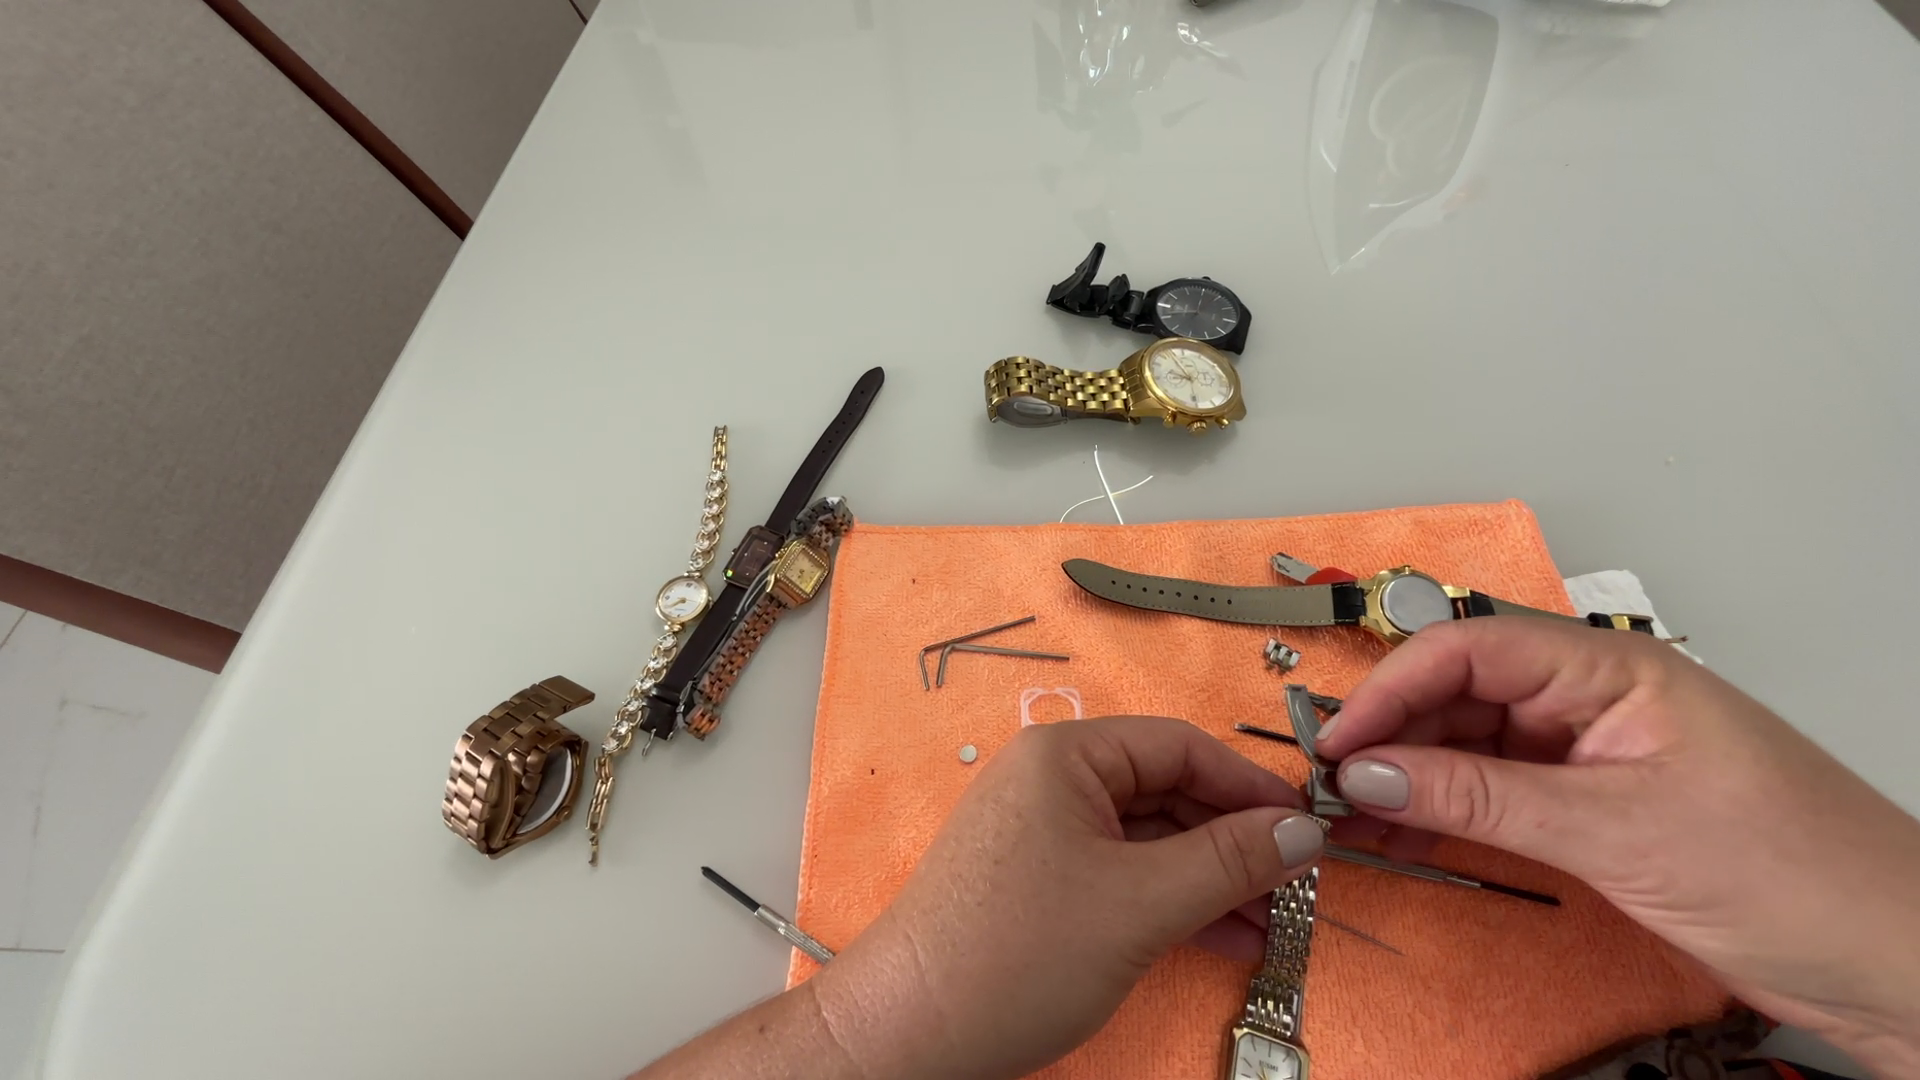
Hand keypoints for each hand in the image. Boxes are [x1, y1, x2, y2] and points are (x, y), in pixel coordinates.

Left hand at [808, 716, 1320, 1079]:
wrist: (914, 1029)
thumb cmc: (1023, 948)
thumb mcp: (1140, 902)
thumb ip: (1229, 861)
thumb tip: (1304, 831)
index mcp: (1066, 752)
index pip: (1177, 745)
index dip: (1247, 785)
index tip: (1309, 828)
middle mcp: (1053, 777)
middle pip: (1164, 790)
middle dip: (1232, 841)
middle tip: (1298, 888)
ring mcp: (1045, 827)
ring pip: (1147, 837)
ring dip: (1210, 878)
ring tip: (1275, 925)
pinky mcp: (1042, 875)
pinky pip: (1121, 871)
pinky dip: (1171, 900)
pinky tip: (1224, 936)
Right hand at [1317, 618, 1919, 1075]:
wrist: (1916, 981)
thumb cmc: (1801, 882)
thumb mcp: (1618, 834)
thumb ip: (1477, 798)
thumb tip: (1365, 776)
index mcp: (1607, 669)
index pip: (1466, 650)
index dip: (1390, 689)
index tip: (1338, 742)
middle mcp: (1581, 696)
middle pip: (1451, 695)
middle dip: (1387, 740)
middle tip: (1333, 790)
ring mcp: (1576, 748)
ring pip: (1458, 745)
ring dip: (1402, 781)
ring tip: (1353, 823)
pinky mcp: (1575, 796)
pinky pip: (1481, 789)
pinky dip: (1436, 812)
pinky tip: (1398, 838)